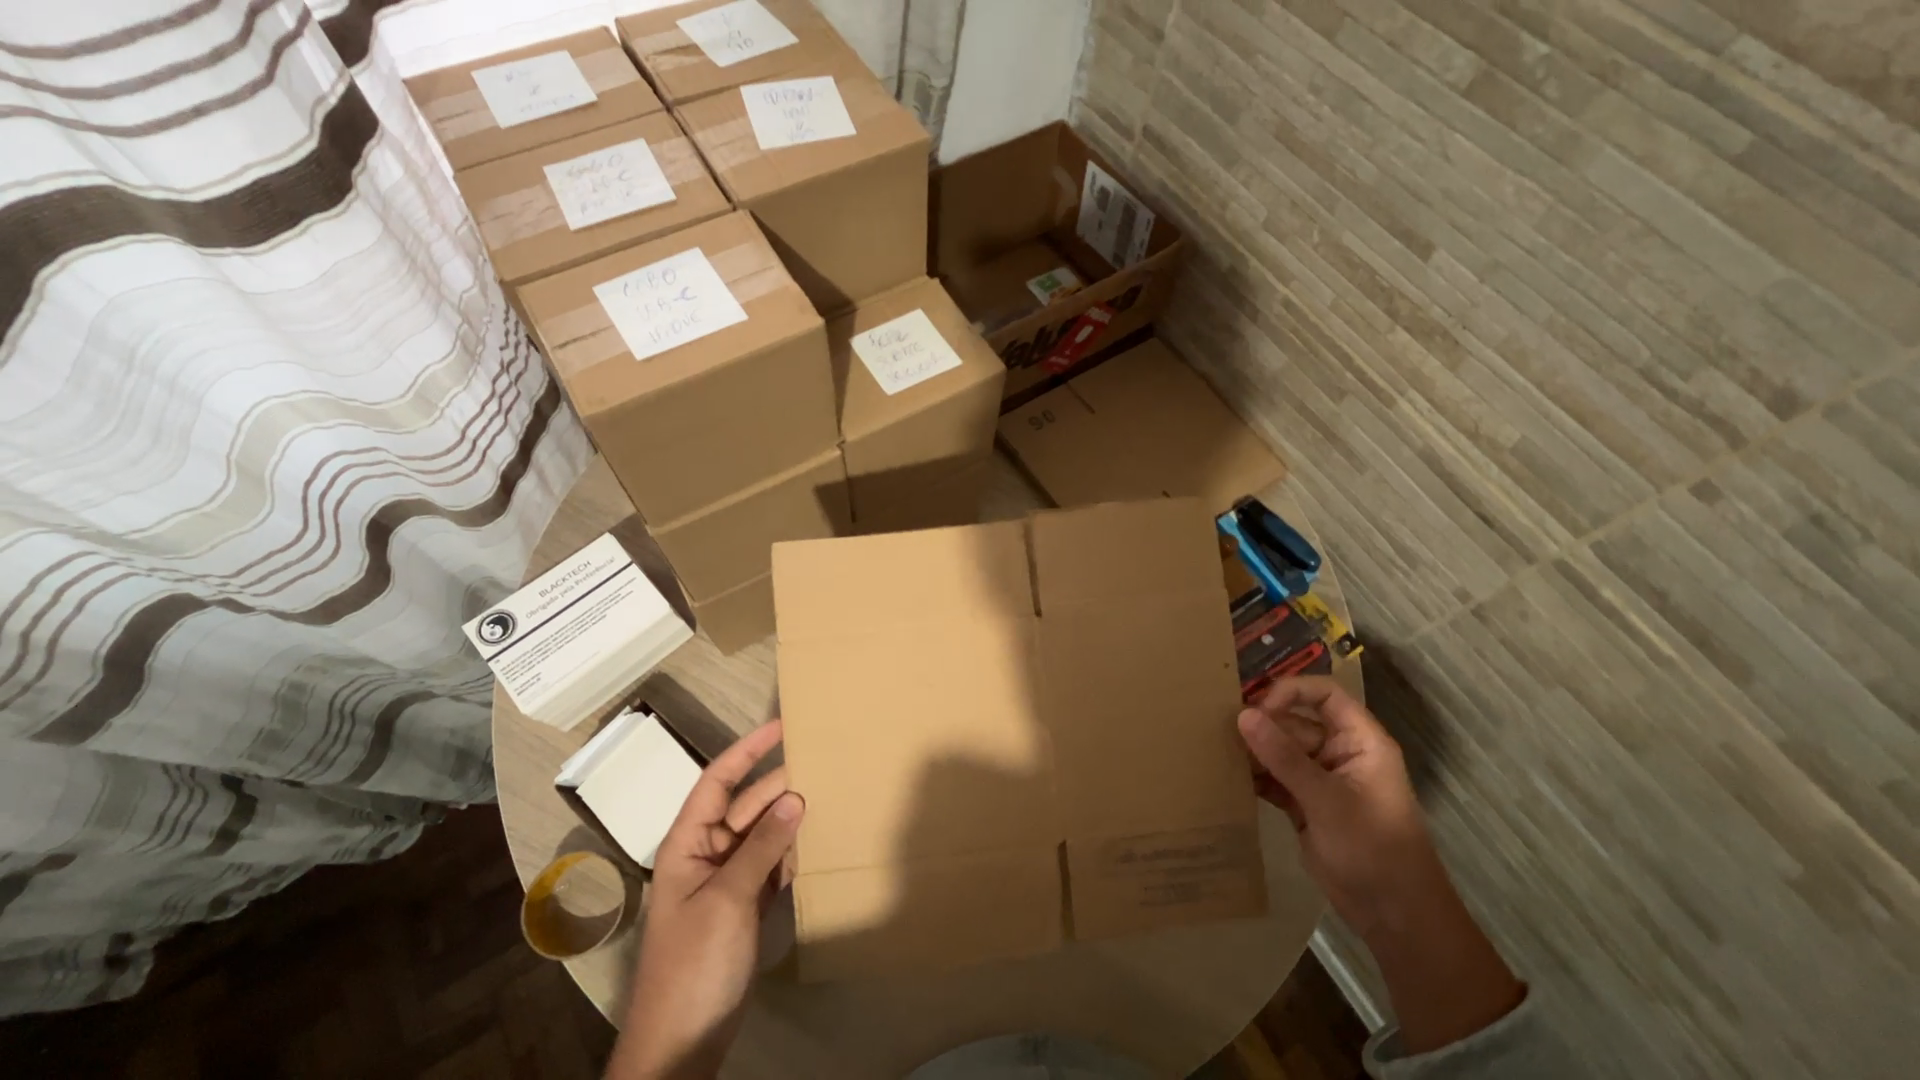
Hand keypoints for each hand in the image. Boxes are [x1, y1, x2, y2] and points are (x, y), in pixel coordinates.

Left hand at [606, 721, 804, 1079]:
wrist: (682, 1038)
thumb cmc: (694, 962)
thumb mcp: (727, 899)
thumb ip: (761, 847)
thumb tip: (795, 797)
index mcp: (688, 844)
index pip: (717, 781)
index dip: (747, 751)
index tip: (782, 725)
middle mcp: (707, 855)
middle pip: (746, 806)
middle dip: (779, 783)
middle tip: (825, 760)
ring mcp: (727, 883)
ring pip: (762, 836)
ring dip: (790, 818)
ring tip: (831, 793)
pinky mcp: (745, 909)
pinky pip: (771, 867)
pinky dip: (793, 854)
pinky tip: (819, 843)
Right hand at [1236, 676, 1438, 935]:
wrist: (1393, 913)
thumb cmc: (1372, 848)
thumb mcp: (1326, 800)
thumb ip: (1283, 757)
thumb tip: (1243, 715)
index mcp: (1360, 741)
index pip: (1325, 695)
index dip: (1290, 693)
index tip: (1255, 709)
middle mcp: (1341, 754)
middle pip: (1296, 722)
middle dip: (1262, 725)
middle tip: (1218, 731)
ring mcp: (1322, 782)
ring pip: (1282, 752)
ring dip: (1254, 752)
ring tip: (1216, 752)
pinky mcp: (1306, 807)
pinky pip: (1276, 780)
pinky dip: (1255, 779)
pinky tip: (1227, 779)